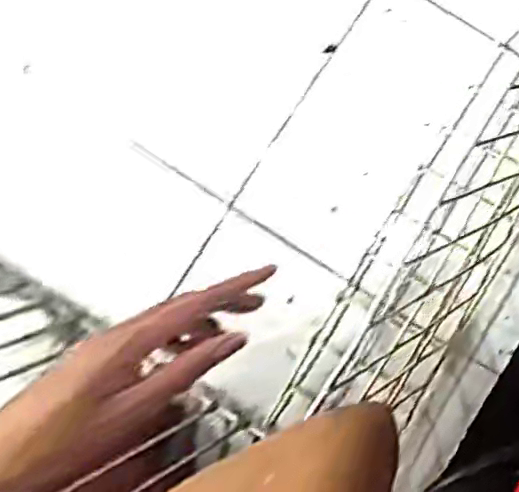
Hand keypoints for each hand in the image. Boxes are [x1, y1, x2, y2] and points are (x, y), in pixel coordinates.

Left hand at [0, 266, 273, 491]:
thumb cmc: (52, 445)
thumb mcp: (135, 408)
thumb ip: (189, 368)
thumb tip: (234, 339)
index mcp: (128, 342)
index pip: (196, 301)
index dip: (237, 285)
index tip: (267, 272)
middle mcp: (112, 339)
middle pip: (179, 305)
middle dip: (223, 299)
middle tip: (256, 300)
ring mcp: (96, 350)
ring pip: (162, 319)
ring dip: (198, 318)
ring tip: (223, 330)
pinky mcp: (87, 363)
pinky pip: (143, 334)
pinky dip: (174, 333)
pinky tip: (178, 352)